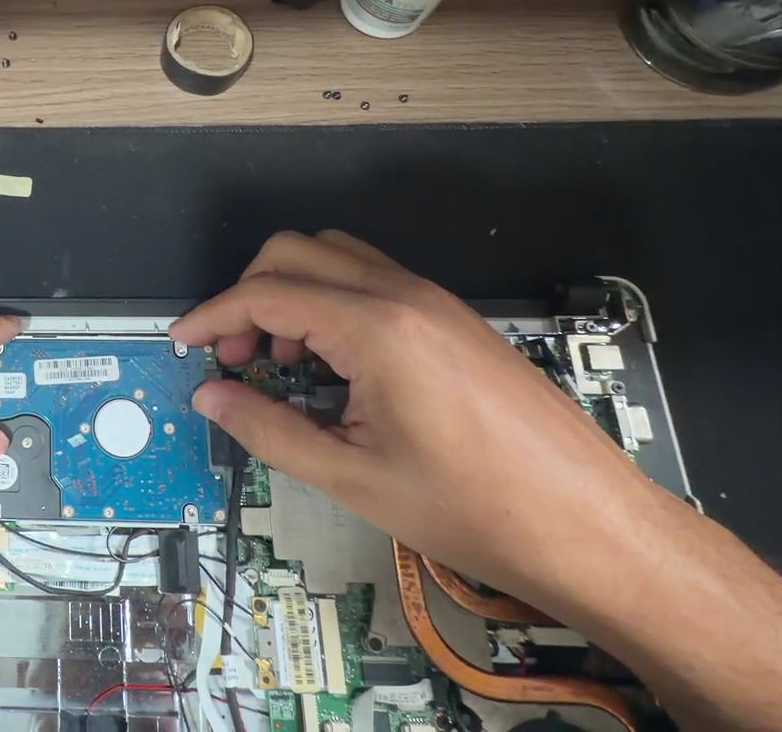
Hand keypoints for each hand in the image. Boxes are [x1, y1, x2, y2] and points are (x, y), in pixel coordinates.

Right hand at [173, 230, 683, 613]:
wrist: (596, 530)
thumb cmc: (479, 509)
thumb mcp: (353, 478)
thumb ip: (267, 429)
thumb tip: (212, 398)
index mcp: (378, 329)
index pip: (266, 293)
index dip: (213, 314)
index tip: (186, 340)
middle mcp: (405, 296)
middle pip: (293, 251)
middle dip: (246, 294)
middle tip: (233, 355)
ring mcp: (433, 301)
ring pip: (333, 255)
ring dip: (288, 291)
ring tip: (280, 360)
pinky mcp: (451, 317)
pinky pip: (368, 279)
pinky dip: (327, 300)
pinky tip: (331, 362)